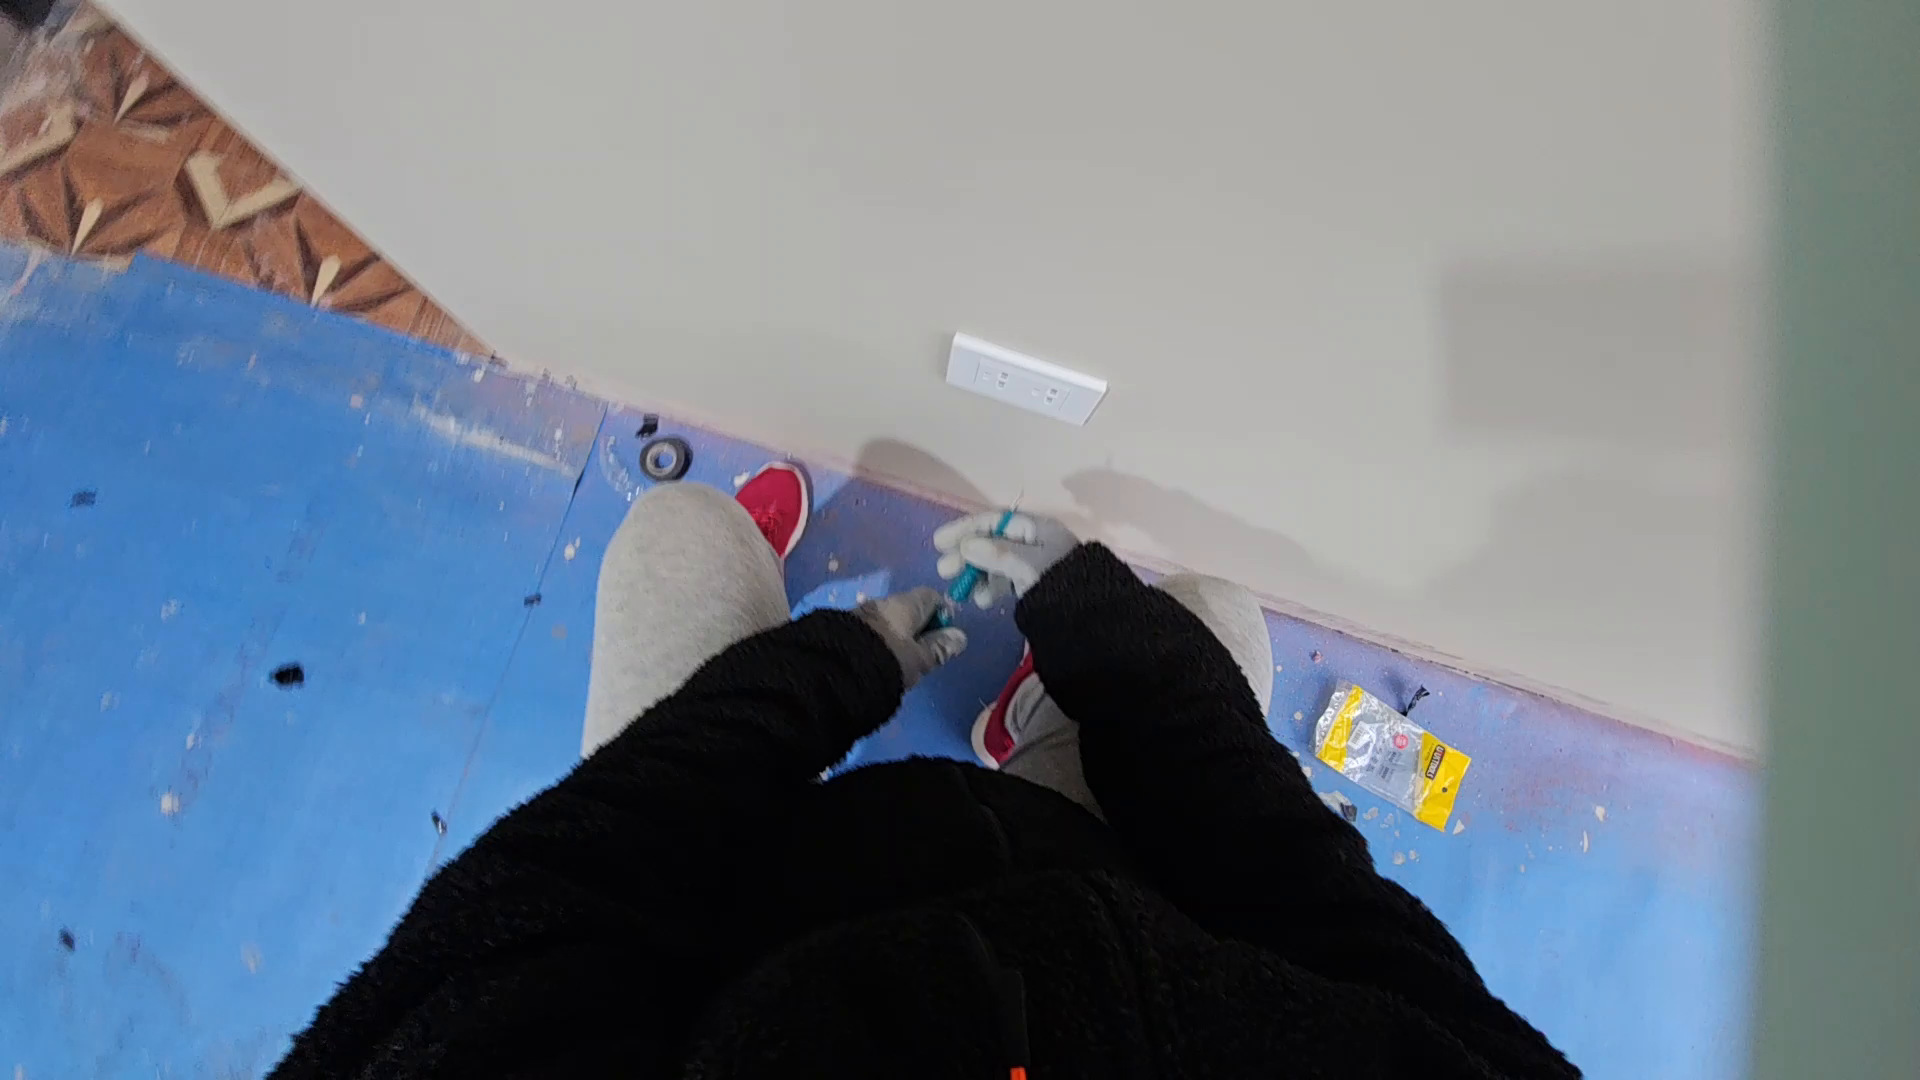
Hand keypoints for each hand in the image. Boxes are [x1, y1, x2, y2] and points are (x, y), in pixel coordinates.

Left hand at [853, 587, 968, 690]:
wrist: (834, 670)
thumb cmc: (887, 661)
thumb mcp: (919, 659)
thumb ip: (939, 648)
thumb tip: (959, 636)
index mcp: (905, 604)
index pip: (931, 596)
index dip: (942, 613)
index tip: (945, 636)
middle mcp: (884, 602)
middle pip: (910, 608)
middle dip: (919, 627)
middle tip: (924, 653)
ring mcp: (862, 613)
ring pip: (890, 620)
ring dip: (899, 635)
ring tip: (902, 661)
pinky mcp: (845, 629)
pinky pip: (873, 630)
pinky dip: (882, 641)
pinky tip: (881, 660)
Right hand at [932, 511, 1080, 607]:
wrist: (1090, 617)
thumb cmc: (1059, 582)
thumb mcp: (1028, 565)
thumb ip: (997, 554)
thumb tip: (967, 545)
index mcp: (1037, 528)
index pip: (994, 520)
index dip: (965, 528)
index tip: (940, 542)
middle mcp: (1034, 541)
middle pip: (992, 541)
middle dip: (967, 555)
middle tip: (944, 571)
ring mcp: (1033, 563)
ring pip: (996, 563)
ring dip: (976, 575)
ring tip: (963, 593)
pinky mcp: (1033, 583)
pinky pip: (1006, 580)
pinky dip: (991, 588)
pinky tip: (982, 600)